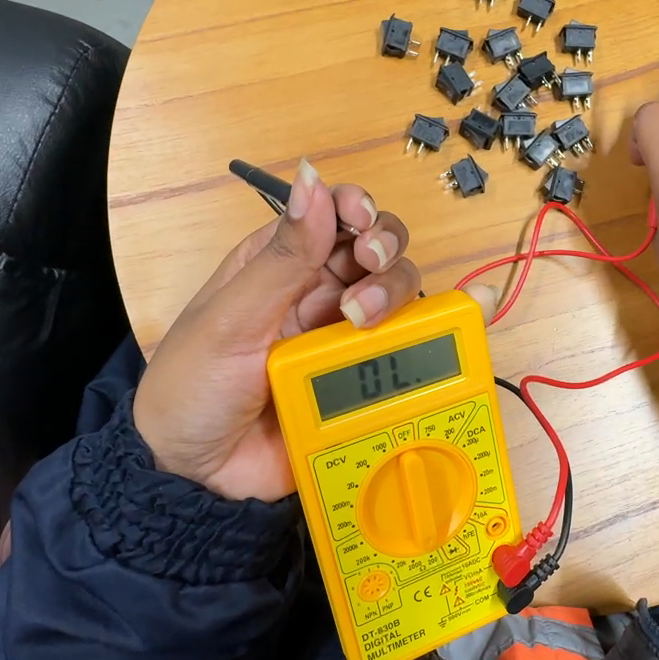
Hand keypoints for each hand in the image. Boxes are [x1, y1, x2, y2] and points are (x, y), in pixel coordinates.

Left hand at [131, 160, 421, 500]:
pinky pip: (410, 349)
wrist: (197, 481)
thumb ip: (281, 255)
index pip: (334, 215)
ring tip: (363, 320)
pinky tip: (467, 316)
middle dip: (383, 249)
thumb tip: (312, 178)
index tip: (361, 221)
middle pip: (379, 250)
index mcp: (280, 264)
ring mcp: (345, 337)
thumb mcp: (230, 317)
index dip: (358, 207)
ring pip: (400, 294)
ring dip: (396, 293)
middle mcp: (319, 293)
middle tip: (366, 268)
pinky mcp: (366, 379)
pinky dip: (439, 330)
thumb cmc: (191, 389)